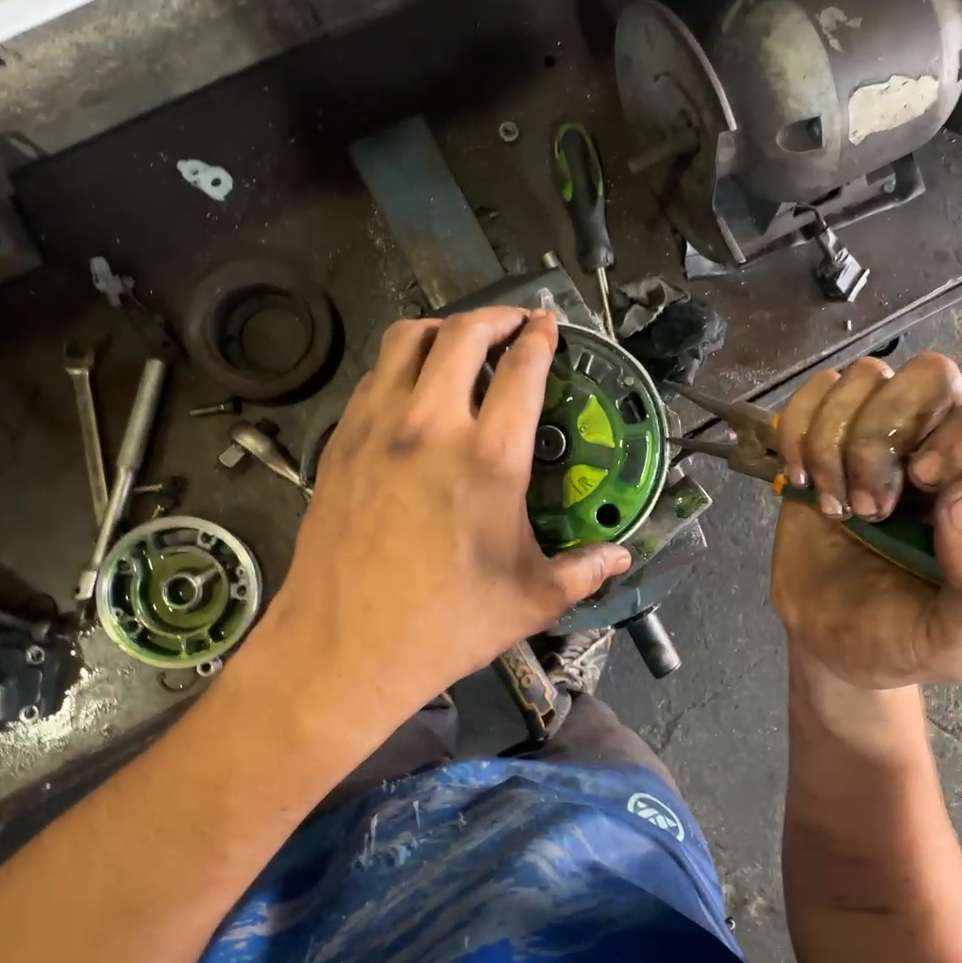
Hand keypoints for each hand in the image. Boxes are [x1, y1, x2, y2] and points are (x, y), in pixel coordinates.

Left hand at [256, 308, 631, 711]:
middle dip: (496, 316)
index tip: (550, 325)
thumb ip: (583, 571)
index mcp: (489, 457)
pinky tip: (413, 386)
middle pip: (462, 333)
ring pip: (407, 340)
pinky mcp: (341, 441)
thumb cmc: (446, 624)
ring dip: (443, 328)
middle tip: (515, 322)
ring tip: (463, 339)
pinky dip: (401, 362)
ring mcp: (378, 428)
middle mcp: (431, 425)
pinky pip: (374, 375)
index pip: (522, 369)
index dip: (541, 337)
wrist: (343, 647)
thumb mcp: (530, 599)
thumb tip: (620, 557)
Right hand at [769, 353, 961, 687]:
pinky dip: (800, 431)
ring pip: (868, 377)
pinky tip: (805, 483)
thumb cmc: (906, 638)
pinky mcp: (834, 430)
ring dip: (835, 444)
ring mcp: (891, 431)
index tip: (931, 478)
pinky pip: (819, 390)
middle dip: (883, 440)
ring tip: (839, 509)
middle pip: (933, 374)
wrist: (832, 641)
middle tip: (872, 510)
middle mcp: (956, 443)